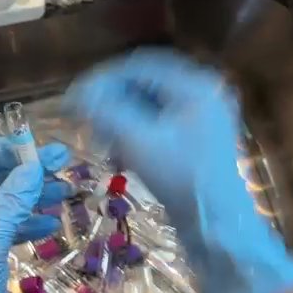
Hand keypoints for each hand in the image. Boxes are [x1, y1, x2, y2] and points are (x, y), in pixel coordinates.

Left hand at [0, 133, 70, 292]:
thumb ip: (11, 201)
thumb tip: (34, 167)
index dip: (5, 151)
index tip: (39, 148)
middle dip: (25, 173)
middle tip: (63, 164)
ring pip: (1, 204)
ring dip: (32, 197)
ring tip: (65, 193)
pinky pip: (5, 228)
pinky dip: (26, 224)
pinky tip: (51, 223)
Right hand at [63, 48, 292, 292]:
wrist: (217, 226)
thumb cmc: (180, 179)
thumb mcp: (136, 140)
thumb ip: (104, 110)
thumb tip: (75, 93)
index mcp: (196, 86)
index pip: (140, 65)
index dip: (104, 78)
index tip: (76, 97)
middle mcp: (203, 94)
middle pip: (144, 85)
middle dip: (111, 101)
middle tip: (86, 120)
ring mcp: (202, 118)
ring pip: (148, 106)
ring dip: (119, 119)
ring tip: (101, 142)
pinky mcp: (196, 140)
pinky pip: (157, 125)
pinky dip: (134, 135)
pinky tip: (119, 156)